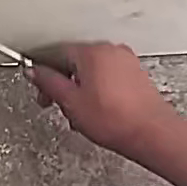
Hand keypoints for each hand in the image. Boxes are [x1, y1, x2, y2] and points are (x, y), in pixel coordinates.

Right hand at [28, 42, 181, 156]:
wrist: (151, 134)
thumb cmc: (116, 119)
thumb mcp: (70, 102)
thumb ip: (49, 83)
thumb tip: (35, 72)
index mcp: (92, 53)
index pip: (57, 53)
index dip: (44, 72)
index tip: (40, 86)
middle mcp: (111, 51)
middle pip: (75, 60)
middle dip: (62, 82)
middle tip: (55, 102)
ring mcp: (126, 62)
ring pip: (91, 70)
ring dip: (79, 87)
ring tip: (78, 111)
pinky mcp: (136, 76)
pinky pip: (108, 77)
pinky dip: (97, 89)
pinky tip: (95, 110)